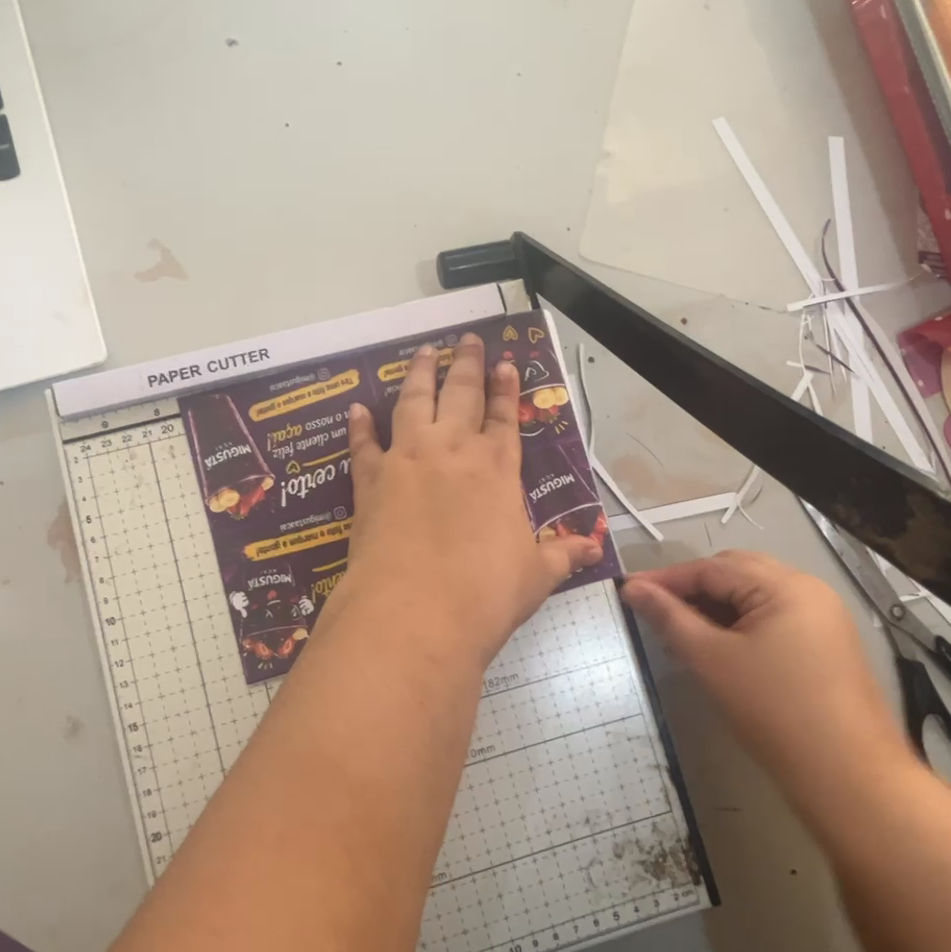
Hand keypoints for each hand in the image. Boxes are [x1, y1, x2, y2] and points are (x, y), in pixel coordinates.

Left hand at [330, 334, 601, 668]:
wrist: (415, 611)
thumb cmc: (485, 593)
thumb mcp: (535, 575)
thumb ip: (561, 555)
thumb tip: (594, 549)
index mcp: (496, 469)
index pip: (504, 418)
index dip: (505, 390)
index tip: (504, 362)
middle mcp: (452, 452)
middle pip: (460, 396)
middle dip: (466, 365)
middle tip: (466, 340)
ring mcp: (407, 461)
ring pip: (412, 404)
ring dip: (418, 375)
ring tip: (423, 353)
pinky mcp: (370, 481)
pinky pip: (364, 445)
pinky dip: (360, 427)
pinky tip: (357, 410)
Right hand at [622, 551, 911, 792]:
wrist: (848, 776)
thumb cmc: (775, 711)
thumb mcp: (711, 660)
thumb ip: (669, 618)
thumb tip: (632, 589)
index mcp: (785, 586)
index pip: (712, 568)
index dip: (666, 579)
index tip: (627, 591)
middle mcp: (808, 590)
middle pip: (736, 574)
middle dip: (691, 589)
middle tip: (652, 610)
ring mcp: (821, 618)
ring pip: (753, 597)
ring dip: (713, 607)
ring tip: (677, 632)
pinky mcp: (824, 645)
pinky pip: (771, 618)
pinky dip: (738, 625)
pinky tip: (714, 648)